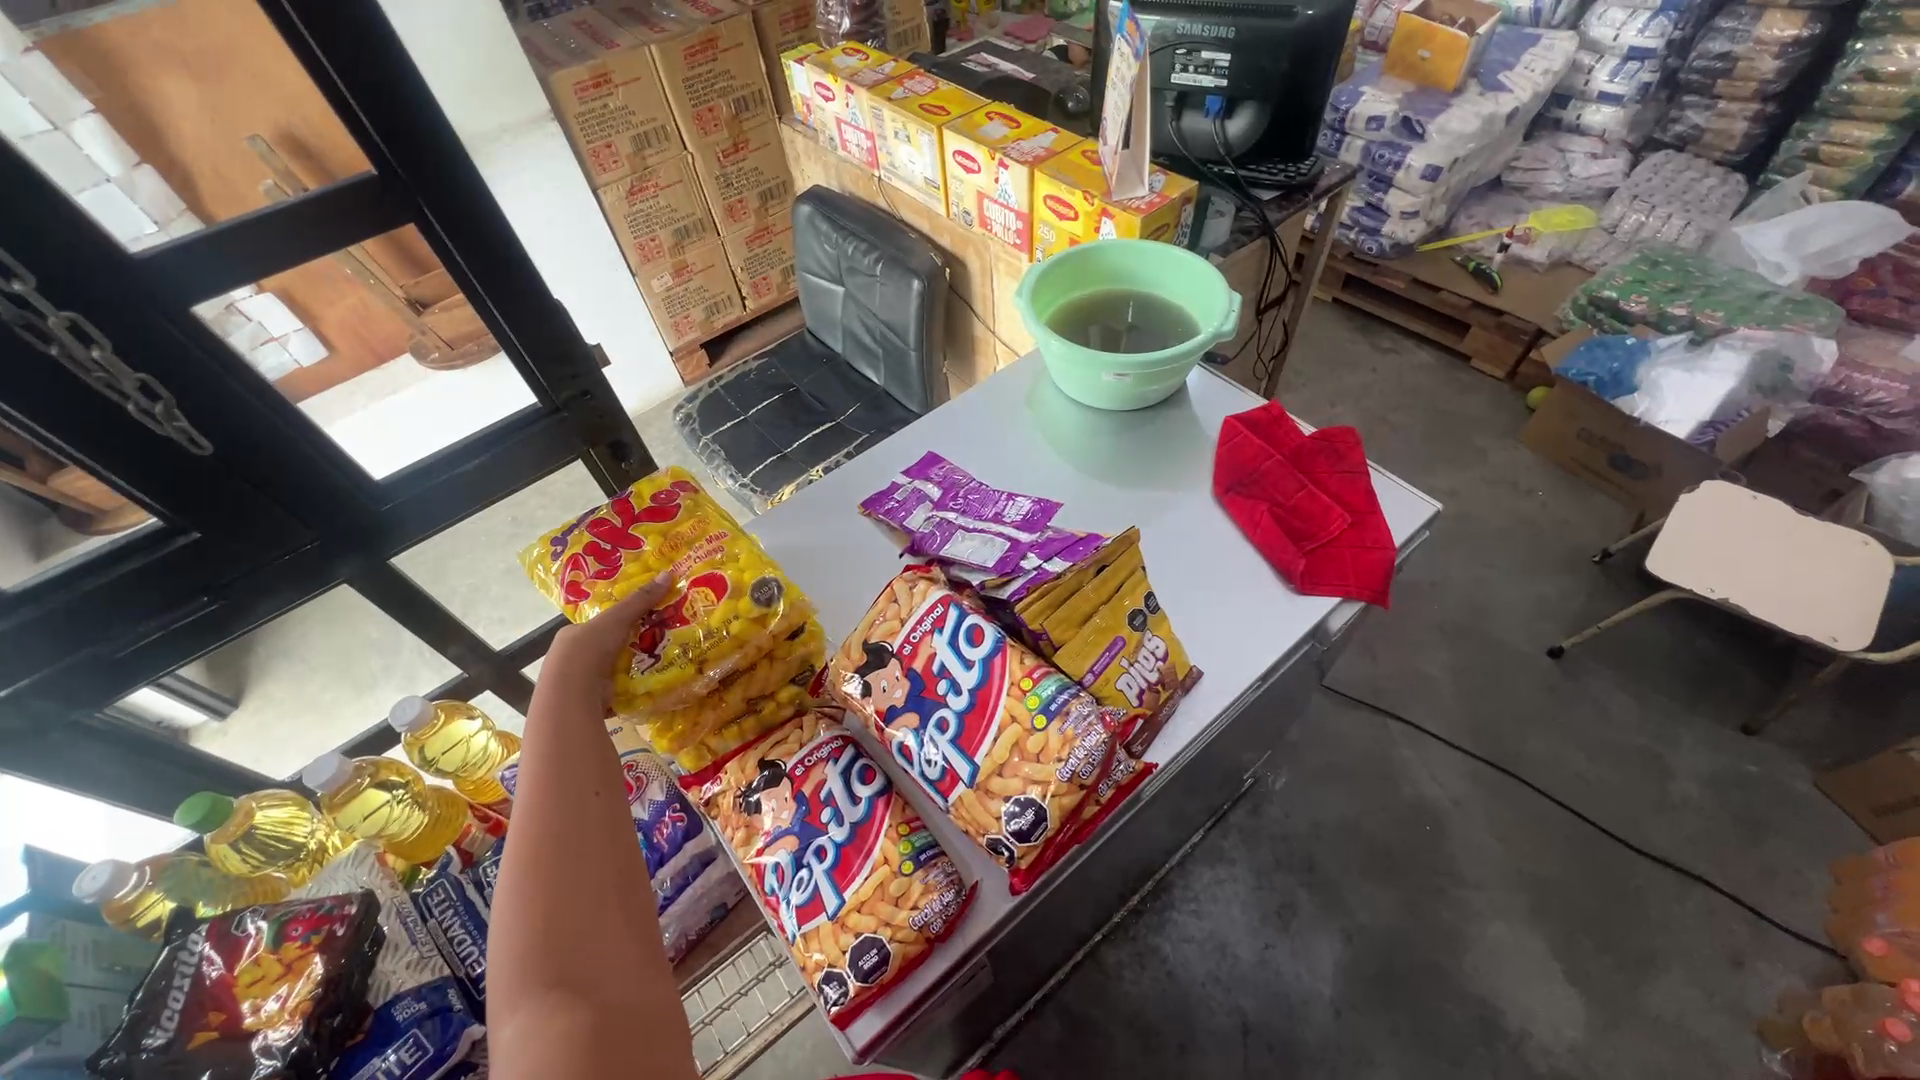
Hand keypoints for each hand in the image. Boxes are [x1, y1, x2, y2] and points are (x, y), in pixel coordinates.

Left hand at [538, 572, 674, 710]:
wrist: (573, 693)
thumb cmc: (589, 649)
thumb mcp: (617, 619)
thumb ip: (640, 600)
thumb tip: (669, 573)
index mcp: (573, 633)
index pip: (599, 623)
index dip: (621, 619)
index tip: (646, 617)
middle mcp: (574, 656)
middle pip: (609, 645)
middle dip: (632, 643)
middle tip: (662, 636)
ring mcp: (582, 680)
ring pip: (614, 668)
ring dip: (635, 666)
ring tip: (665, 659)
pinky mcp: (593, 700)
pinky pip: (618, 689)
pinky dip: (634, 686)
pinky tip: (654, 683)